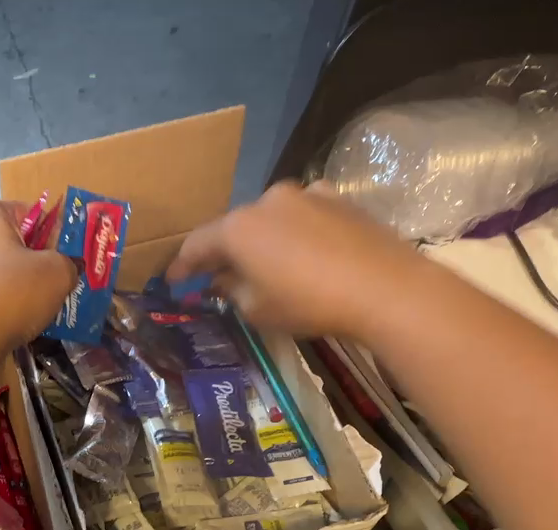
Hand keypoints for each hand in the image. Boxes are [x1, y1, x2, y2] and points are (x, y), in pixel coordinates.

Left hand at [0, 200, 75, 355]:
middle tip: (50, 287)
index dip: (50, 235)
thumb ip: (69, 263)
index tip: (63, 259)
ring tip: (30, 312)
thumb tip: (70, 266)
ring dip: (9, 287)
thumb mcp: (57, 273)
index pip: (26, 213)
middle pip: (4, 243)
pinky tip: (5, 326)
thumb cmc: (11, 294)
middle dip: (28, 263)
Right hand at [168, 181, 430, 340]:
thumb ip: (232, 290)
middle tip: (217, 277)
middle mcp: (268, 200)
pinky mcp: (339, 199)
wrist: (385, 287)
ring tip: (262, 267)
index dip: (181, 266)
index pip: (196, 244)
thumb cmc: (308, 302)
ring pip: (270, 219)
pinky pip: (302, 217)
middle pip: (234, 227)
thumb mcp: (257, 309)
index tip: (172, 283)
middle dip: (224, 252)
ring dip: (260, 242)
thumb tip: (223, 280)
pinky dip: (292, 235)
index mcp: (239, 227)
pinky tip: (301, 257)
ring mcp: (307, 194)